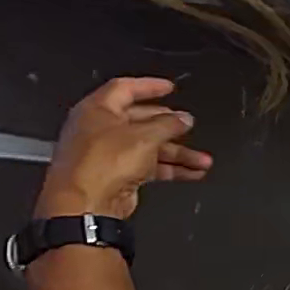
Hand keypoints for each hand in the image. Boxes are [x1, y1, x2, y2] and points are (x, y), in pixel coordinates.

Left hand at [35, 77, 212, 218]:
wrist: (87, 202)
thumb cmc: (103, 164)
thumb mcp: (144, 137)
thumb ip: (168, 125)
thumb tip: (183, 118)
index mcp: (98, 110)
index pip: (125, 88)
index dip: (149, 86)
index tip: (169, 87)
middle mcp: (100, 129)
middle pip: (142, 120)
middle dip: (170, 125)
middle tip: (189, 124)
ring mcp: (109, 152)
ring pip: (150, 146)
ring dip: (179, 153)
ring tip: (202, 160)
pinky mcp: (117, 173)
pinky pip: (150, 166)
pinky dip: (171, 169)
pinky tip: (192, 173)